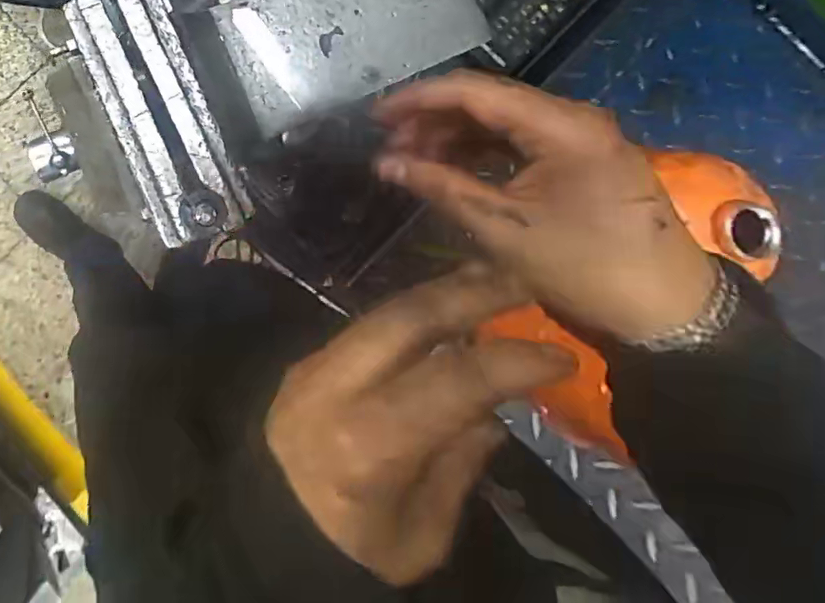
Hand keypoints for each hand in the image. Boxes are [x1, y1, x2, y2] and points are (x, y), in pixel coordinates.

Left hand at [266, 265, 575, 584]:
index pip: (445, 384)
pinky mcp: (308, 357)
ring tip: (489, 277)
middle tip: (522, 281)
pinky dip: (410, 310)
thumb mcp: (420, 537)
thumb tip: (493, 405)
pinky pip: (365, 324)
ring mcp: (313, 364)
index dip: (507, 363)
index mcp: (365, 444)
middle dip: (466, 294)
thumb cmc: (352, 546)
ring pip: (380, 312)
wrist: (265, 525)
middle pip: (403, 321)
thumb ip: (456, 465)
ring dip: (437, 291)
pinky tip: (442, 304)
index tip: (559, 355)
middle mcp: (332, 387)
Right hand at [371, 71, 718, 343]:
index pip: (472, 91)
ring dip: (451, 134)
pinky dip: (478, 150)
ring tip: (411, 158)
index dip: (417, 99)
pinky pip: (516, 138)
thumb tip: (383, 163)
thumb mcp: (503, 228)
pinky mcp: (578, 156)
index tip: (376, 117)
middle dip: (431, 118)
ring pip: (497, 119)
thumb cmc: (587, 268)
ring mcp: (578, 135)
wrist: (671, 315)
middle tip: (390, 144)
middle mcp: (571, 118)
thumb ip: (439, 185)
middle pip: (484, 100)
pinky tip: (448, 166)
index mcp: (561, 126)